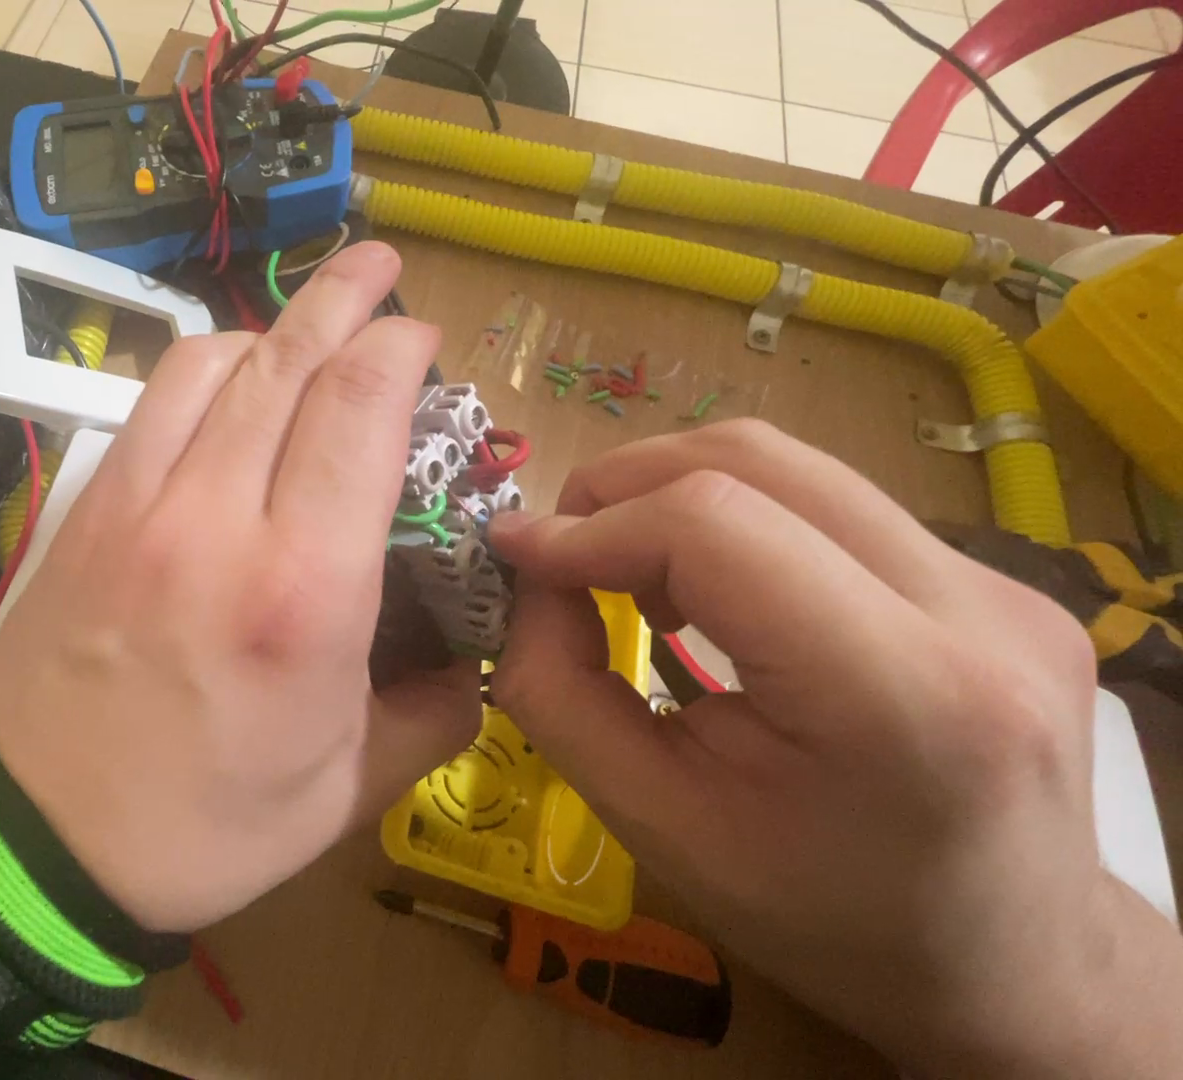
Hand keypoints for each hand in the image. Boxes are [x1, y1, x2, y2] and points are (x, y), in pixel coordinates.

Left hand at [0, 243, 478, 932]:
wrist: (39, 839)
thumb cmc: (203, 824)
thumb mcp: (345, 789)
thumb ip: (431, 712)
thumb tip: (472, 661)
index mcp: (303, 591)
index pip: (359, 411)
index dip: (397, 349)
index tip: (422, 337)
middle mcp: (219, 522)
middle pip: (287, 364)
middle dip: (344, 298)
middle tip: (378, 266)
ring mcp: (138, 506)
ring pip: (208, 365)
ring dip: (269, 330)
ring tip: (305, 333)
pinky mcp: (88, 513)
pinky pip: (150, 405)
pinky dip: (201, 372)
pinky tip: (225, 391)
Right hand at [489, 419, 1182, 1078]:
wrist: (1005, 962)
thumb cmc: (813, 913)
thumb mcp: (647, 818)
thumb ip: (557, 691)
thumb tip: (527, 582)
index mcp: (899, 695)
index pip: (713, 528)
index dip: (590, 528)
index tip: (512, 555)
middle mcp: (974, 608)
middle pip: (753, 461)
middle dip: (619, 486)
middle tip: (556, 553)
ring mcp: (997, 580)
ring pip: (785, 462)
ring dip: (666, 492)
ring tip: (622, 569)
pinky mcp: (987, 575)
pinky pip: (817, 499)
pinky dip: (721, 515)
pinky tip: (701, 586)